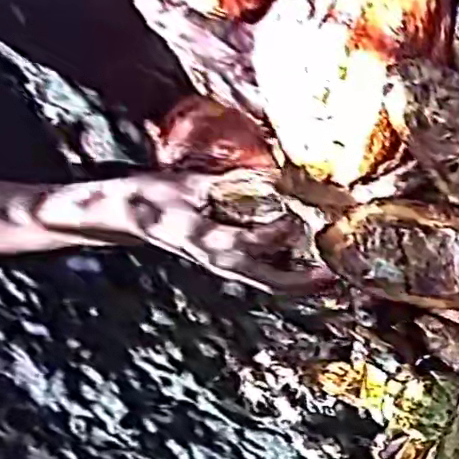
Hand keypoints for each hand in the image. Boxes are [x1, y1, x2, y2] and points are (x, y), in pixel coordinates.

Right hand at [40, 172, 330, 294]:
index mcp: (203, 237)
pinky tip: (320, 273)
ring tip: (335, 278)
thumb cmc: (152, 195)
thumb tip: (267, 173)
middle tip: (333, 273)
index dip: (275, 235)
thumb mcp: (183, 183)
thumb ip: (224, 181)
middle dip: (303, 280)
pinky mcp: (234, 270)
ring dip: (306, 285)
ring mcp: (228, 269)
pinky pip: (270, 281)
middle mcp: (220, 261)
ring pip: (273, 285)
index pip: (247, 243)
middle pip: (269, 280)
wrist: (123, 216)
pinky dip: (296, 280)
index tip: (297, 219)